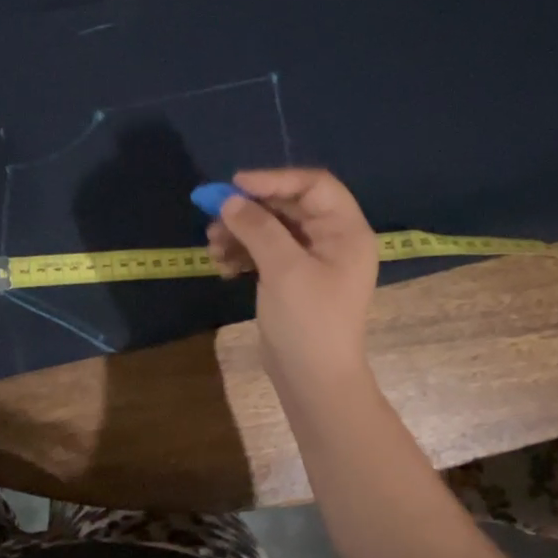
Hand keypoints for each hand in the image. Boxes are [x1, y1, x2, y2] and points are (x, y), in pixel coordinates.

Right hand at [206, 169, 378, 381]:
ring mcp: (310, 261)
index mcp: (345, 231)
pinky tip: (222, 266)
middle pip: (287, 206)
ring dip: (239, 232)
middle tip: (212, 217)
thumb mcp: (283, 270)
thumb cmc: (308, 321)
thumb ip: (258, 229)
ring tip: (212, 246)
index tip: (234, 185)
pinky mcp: (290, 279)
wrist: (312, 378)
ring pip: (271, 229)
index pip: (314, 186)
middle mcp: (331, 240)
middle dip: (249, 210)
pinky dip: (241, 253)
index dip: (274, 179)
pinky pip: (264, 252)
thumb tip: (229, 200)